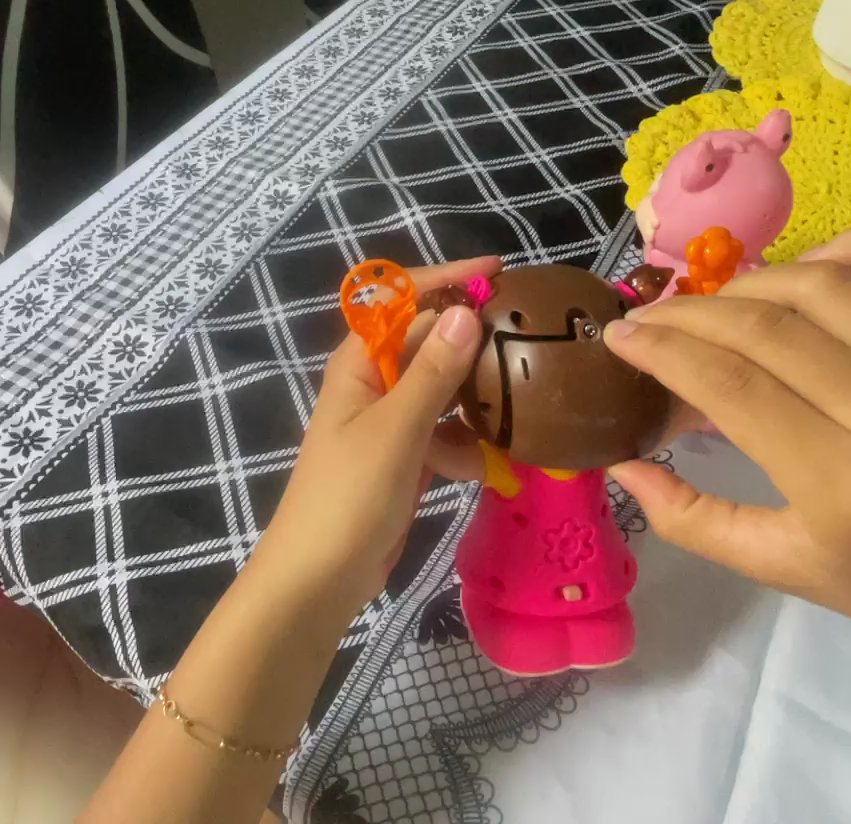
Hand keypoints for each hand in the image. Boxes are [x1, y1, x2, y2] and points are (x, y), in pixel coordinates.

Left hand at [251, 256, 498, 615]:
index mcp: (359, 364)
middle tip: (530, 334)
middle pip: (428, 342)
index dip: (445, 280)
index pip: (400, 301)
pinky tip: (495, 463)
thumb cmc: (348, 496)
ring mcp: (389, 422)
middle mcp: (374, 383)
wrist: (320, 578)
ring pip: (442, 390)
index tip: (498, 272)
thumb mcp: (395, 431)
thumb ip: (431, 373)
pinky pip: (444, 433)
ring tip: (526, 397)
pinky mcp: (404, 457)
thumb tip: (466, 312)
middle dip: (473, 337)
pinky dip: (466, 444)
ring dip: (476, 395)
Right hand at [602, 228, 850, 663]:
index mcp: (843, 486)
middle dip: (688, 314)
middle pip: (766, 328)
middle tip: (651, 319)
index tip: (620, 336)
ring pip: (826, 287)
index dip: (661, 349)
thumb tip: (621, 464)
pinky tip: (814, 263)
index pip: (728, 385)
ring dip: (751, 282)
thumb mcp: (779, 570)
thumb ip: (689, 519)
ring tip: (717, 304)